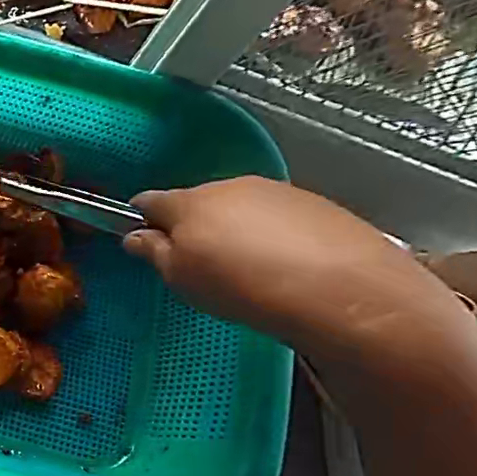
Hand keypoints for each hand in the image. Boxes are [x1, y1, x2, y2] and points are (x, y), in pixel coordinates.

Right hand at [123, 177, 471, 363]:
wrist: (341, 290)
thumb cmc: (243, 287)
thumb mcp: (183, 279)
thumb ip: (154, 253)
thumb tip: (135, 235)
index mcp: (190, 201)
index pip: (151, 199)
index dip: (142, 217)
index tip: (144, 237)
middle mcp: (231, 185)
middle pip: (198, 202)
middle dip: (192, 226)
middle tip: (200, 266)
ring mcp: (276, 191)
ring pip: (239, 207)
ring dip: (234, 229)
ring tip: (248, 271)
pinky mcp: (314, 204)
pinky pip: (276, 217)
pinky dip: (271, 235)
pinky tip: (285, 267)